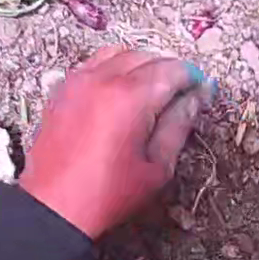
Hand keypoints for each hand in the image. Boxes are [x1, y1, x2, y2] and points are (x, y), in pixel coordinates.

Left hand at [20, 47, 210, 238]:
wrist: (55, 207)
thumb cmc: (106, 194)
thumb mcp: (157, 167)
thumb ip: (178, 127)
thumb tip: (193, 101)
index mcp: (130, 99)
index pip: (172, 71)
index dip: (193, 78)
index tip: (202, 90)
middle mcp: (103, 81)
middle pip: (147, 57)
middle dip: (170, 69)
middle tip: (184, 91)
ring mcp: (79, 82)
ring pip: (119, 53)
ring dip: (142, 64)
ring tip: (155, 88)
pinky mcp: (63, 90)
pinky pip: (95, 64)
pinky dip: (115, 67)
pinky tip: (124, 90)